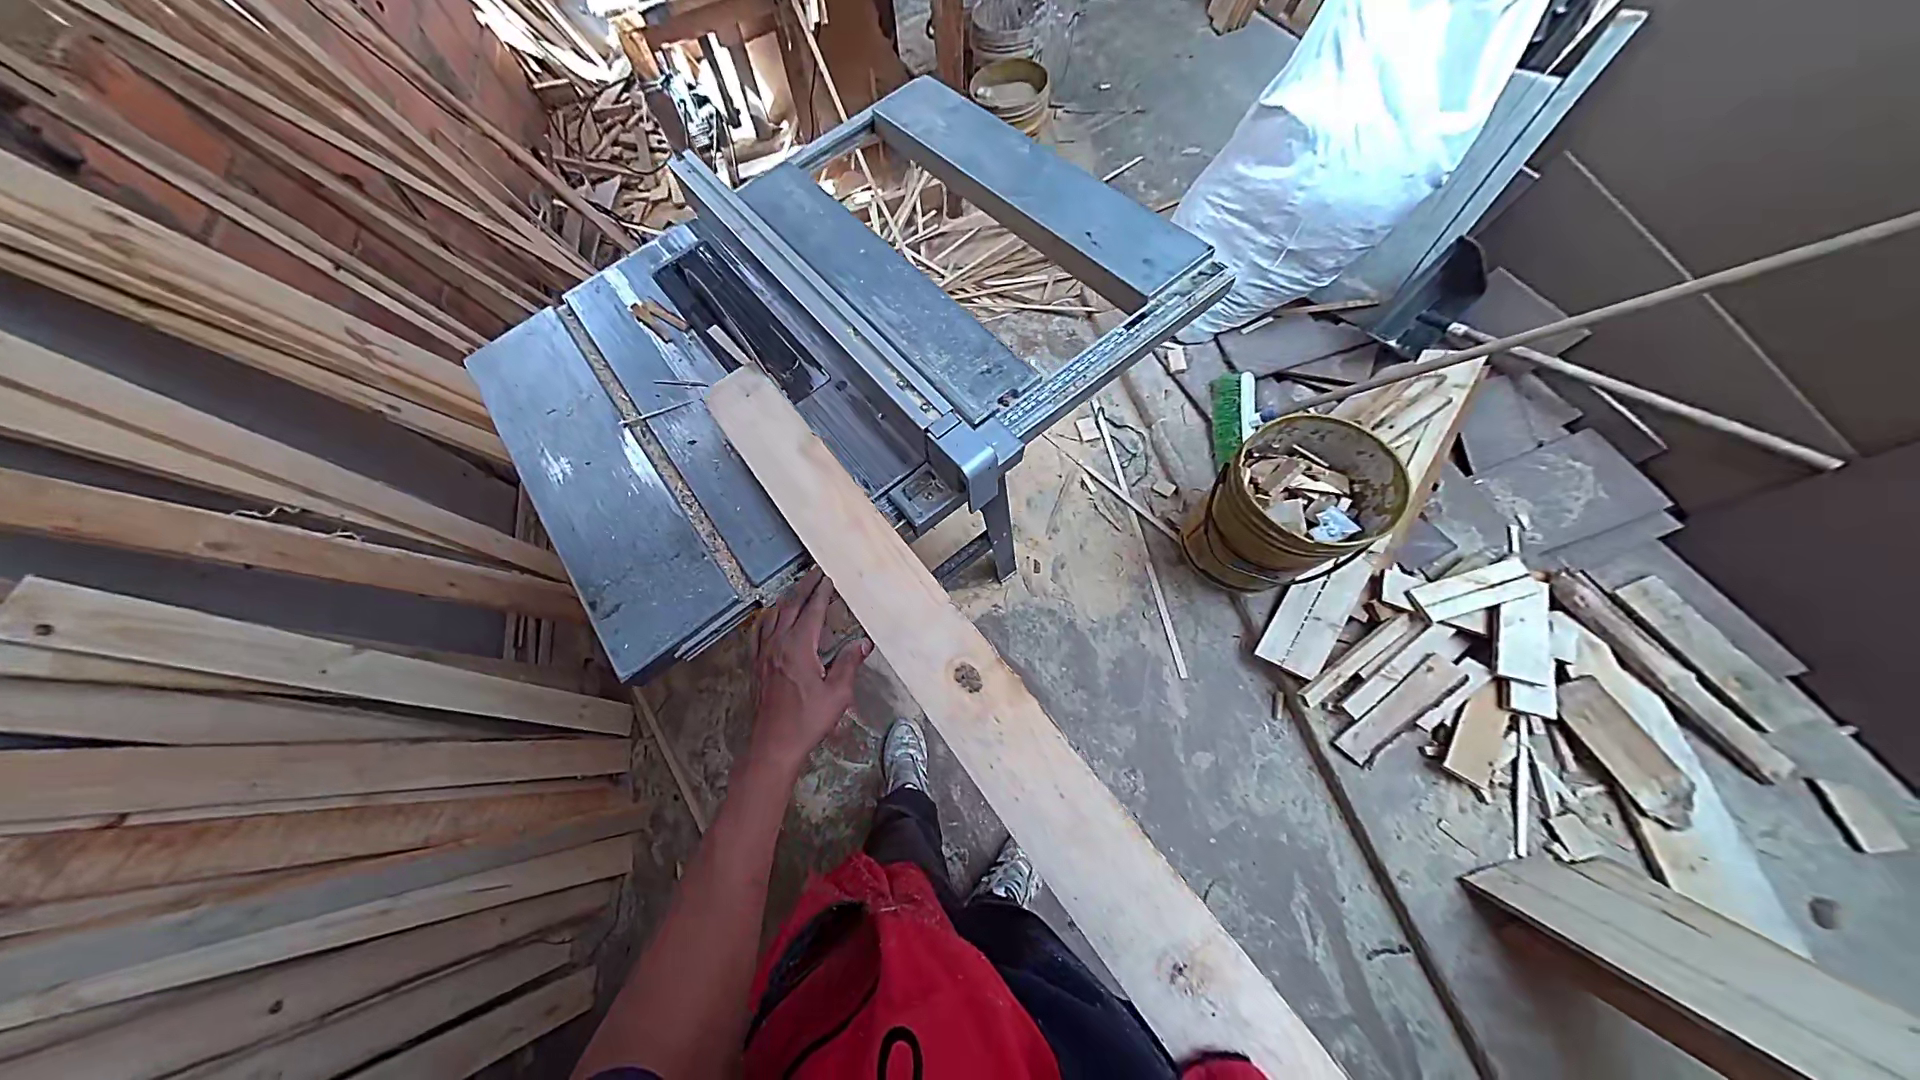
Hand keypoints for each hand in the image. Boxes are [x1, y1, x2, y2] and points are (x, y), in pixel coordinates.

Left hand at [748, 569, 871, 776]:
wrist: (774, 745)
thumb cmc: (806, 721)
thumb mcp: (838, 693)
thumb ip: (849, 663)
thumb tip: (862, 644)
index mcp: (798, 647)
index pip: (812, 610)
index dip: (822, 592)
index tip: (829, 579)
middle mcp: (777, 645)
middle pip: (790, 606)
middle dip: (805, 587)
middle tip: (815, 574)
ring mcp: (763, 655)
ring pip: (772, 616)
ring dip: (787, 599)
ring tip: (798, 590)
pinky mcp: (756, 666)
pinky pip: (758, 633)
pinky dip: (767, 618)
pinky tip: (770, 618)